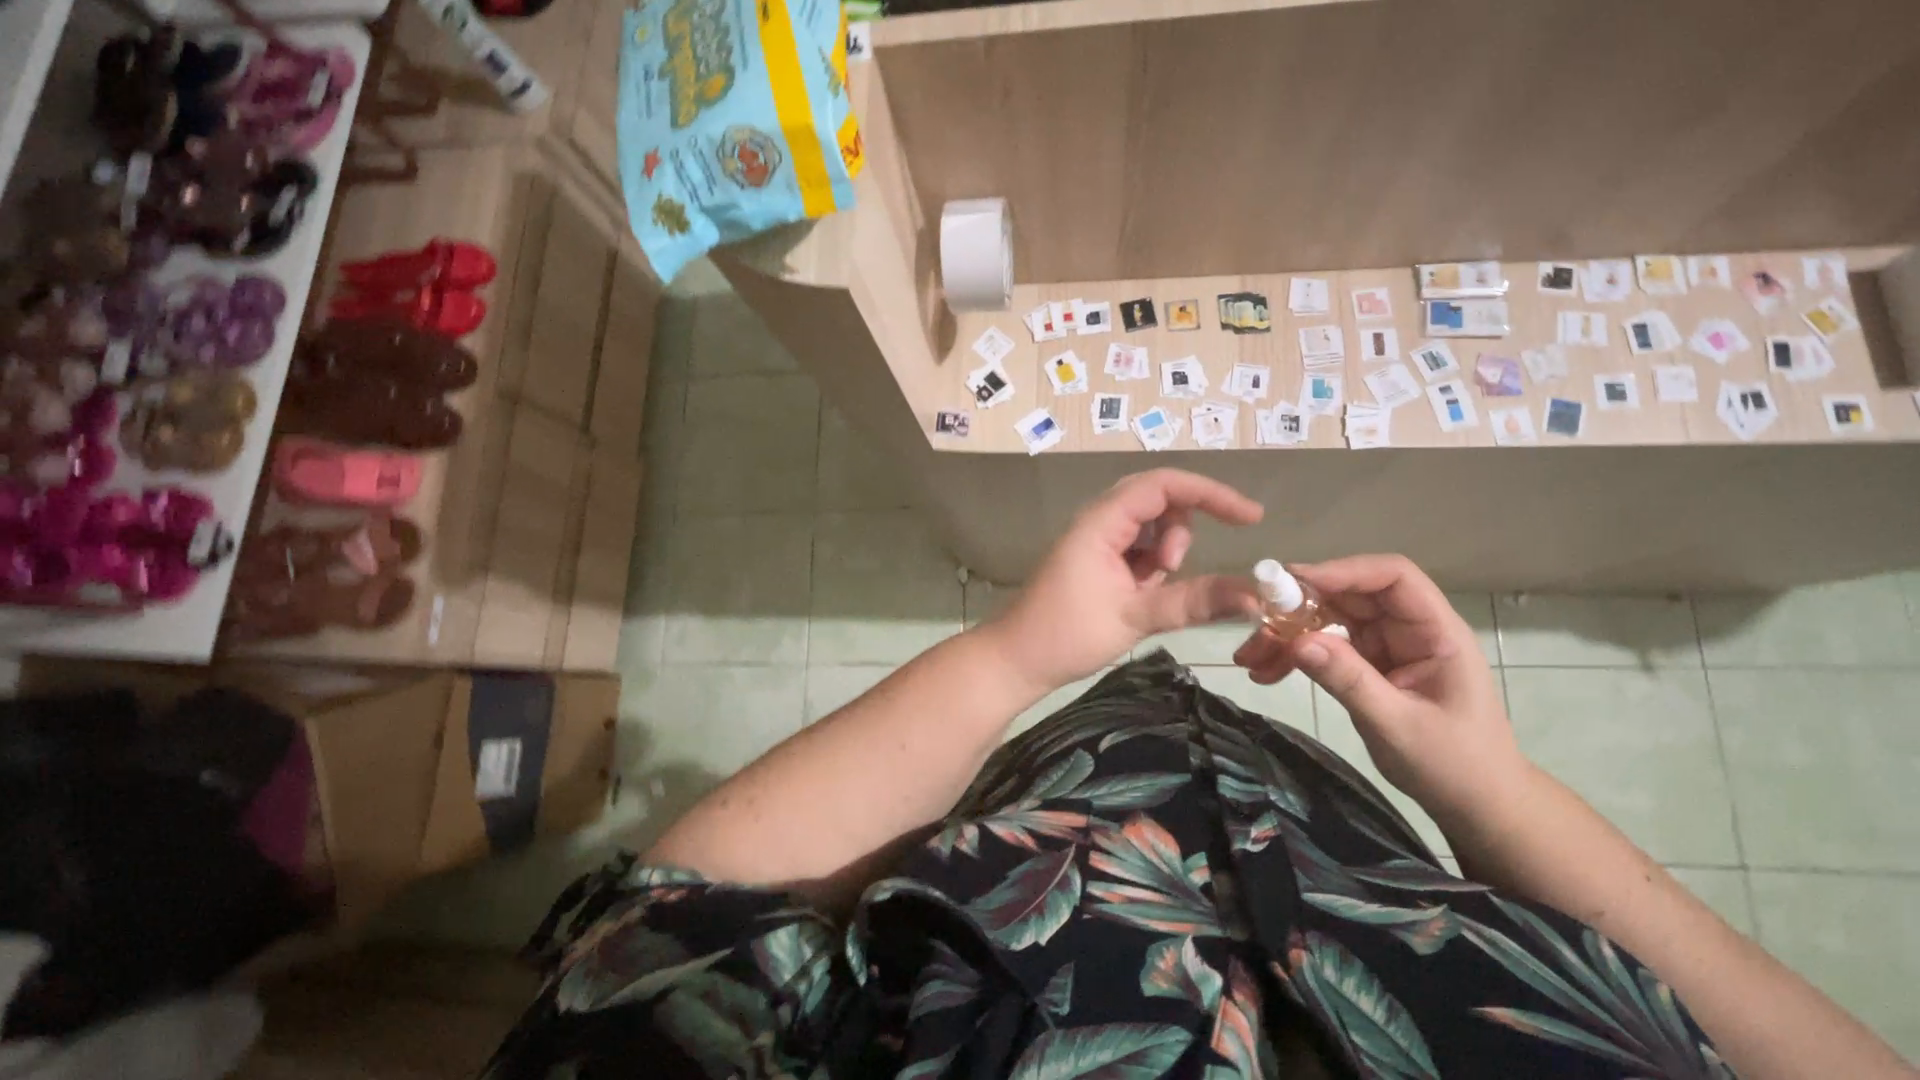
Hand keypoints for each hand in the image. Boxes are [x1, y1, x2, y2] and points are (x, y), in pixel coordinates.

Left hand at [981, 469, 1262, 693]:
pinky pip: (1137, 546)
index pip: (1164, 484)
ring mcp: (1097, 539)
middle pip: (1158, 499)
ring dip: (1166, 548)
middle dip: (1184, 526)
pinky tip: (1144, 591)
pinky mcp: (1097, 558)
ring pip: (1150, 524)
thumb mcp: (1135, 618)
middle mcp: (1099, 520)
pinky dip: (1152, 563)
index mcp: (1101, 522)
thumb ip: (1194, 602)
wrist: (1016, 659)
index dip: (1211, 494)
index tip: (1250, 518)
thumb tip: (1254, 598)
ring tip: (1152, 585)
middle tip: (1178, 567)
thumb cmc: (1067, 635)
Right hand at [1232, 554, 1529, 828]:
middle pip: (1351, 595)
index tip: (1293, 582)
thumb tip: (1297, 642)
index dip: (1344, 571)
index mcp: (1437, 631)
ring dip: (1290, 632)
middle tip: (1256, 624)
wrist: (1476, 803)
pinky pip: (1327, 646)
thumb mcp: (1397, 725)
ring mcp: (1388, 646)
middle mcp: (1410, 629)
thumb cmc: (1452, 764)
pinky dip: (1297, 655)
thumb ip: (1349, 681)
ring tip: (1251, 656)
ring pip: (1332, 619)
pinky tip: (1267, 671)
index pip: (1393, 578)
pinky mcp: (1370, 665)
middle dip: (1301, 605)